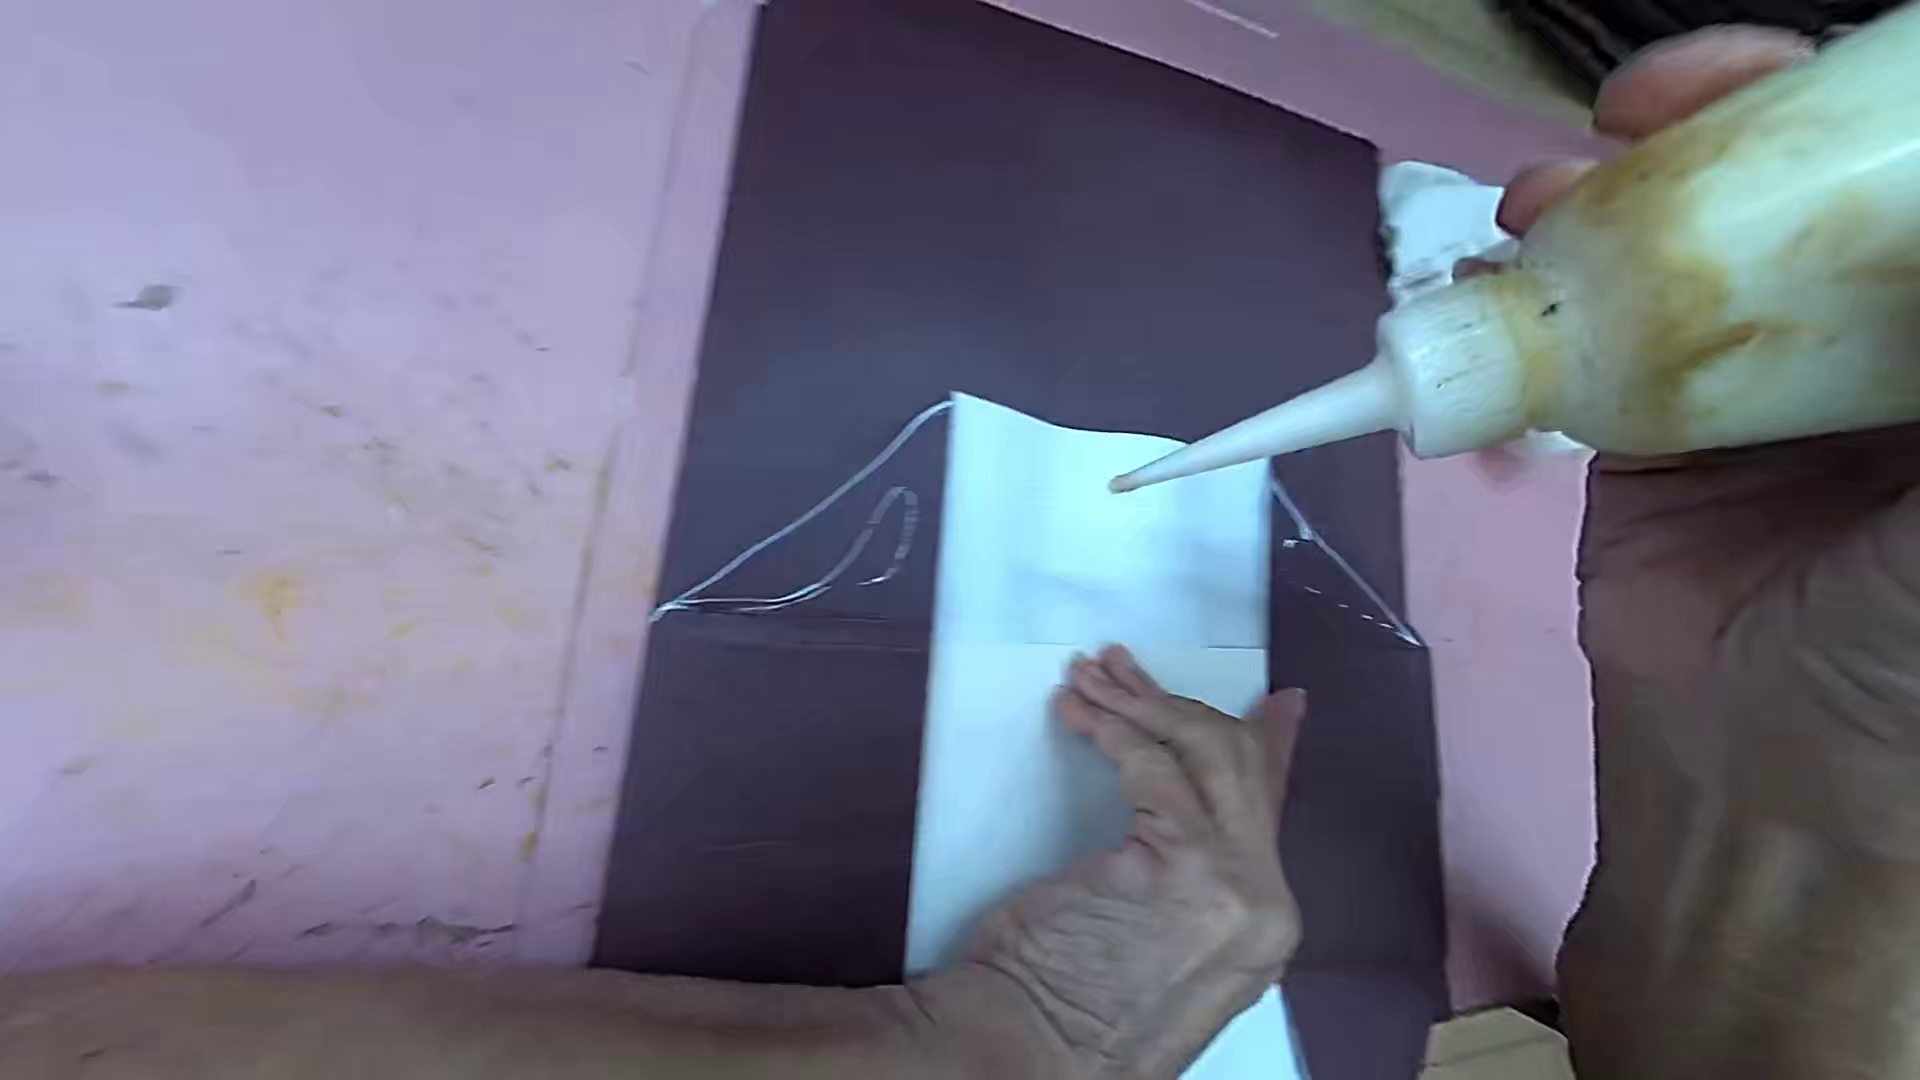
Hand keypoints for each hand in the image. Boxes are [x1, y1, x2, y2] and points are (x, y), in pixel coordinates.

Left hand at [912, 646, 1303, 1079]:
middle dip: (1173, 702)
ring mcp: (1236, 884)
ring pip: (1199, 748)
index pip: (1273, 800)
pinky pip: (1148, 763)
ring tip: (1088, 675)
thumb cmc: (1074, 990)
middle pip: (1236, 760)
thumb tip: (1176, 801)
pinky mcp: (1186, 863)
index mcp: (1262, 917)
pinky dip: (1109, 727)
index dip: (1274, 741)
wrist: (1029, 1048)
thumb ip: (1182, 864)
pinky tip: (1078, 713)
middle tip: (1116, 665)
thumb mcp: (1151, 926)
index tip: (1282, 702)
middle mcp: (1265, 898)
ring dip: (1135, 700)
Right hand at [1504, 29, 1919, 1078]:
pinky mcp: (1645, 446)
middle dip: (1740, 138)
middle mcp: (1898, 347)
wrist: (1779, 772)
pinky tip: (1510, 272)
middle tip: (1652, 101)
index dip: (1882, 104)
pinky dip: (1553, 311)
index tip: (1799, 67)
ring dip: (1623, 213)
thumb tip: (1891, 194)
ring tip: (1551, 186)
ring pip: (1697, 268)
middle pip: (1820, 209)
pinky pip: (1599, 354)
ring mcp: (1767, 395)